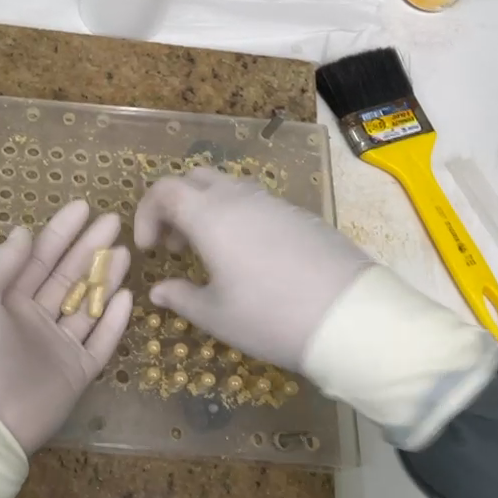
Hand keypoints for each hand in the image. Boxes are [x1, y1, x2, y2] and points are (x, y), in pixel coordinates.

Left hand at [0, 200, 132, 453]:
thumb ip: (2, 264)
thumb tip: (23, 232)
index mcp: (6, 300)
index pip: (38, 259)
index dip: (60, 232)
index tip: (83, 207)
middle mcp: (33, 319)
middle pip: (67, 277)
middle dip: (89, 249)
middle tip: (113, 221)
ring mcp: (56, 347)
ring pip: (87, 306)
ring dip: (105, 279)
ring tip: (125, 252)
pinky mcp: (75, 373)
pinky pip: (99, 343)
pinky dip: (113, 322)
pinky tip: (127, 297)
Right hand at [132, 169, 371, 373]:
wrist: (351, 318)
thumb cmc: (270, 317)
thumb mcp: (216, 316)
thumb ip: (180, 297)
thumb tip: (158, 290)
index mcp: (209, 216)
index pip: (163, 191)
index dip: (146, 214)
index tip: (149, 250)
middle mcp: (239, 198)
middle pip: (194, 179)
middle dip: (174, 206)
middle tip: (174, 246)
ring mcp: (274, 203)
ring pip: (227, 187)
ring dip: (206, 210)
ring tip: (209, 252)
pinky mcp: (300, 215)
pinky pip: (256, 203)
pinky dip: (237, 218)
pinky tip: (248, 258)